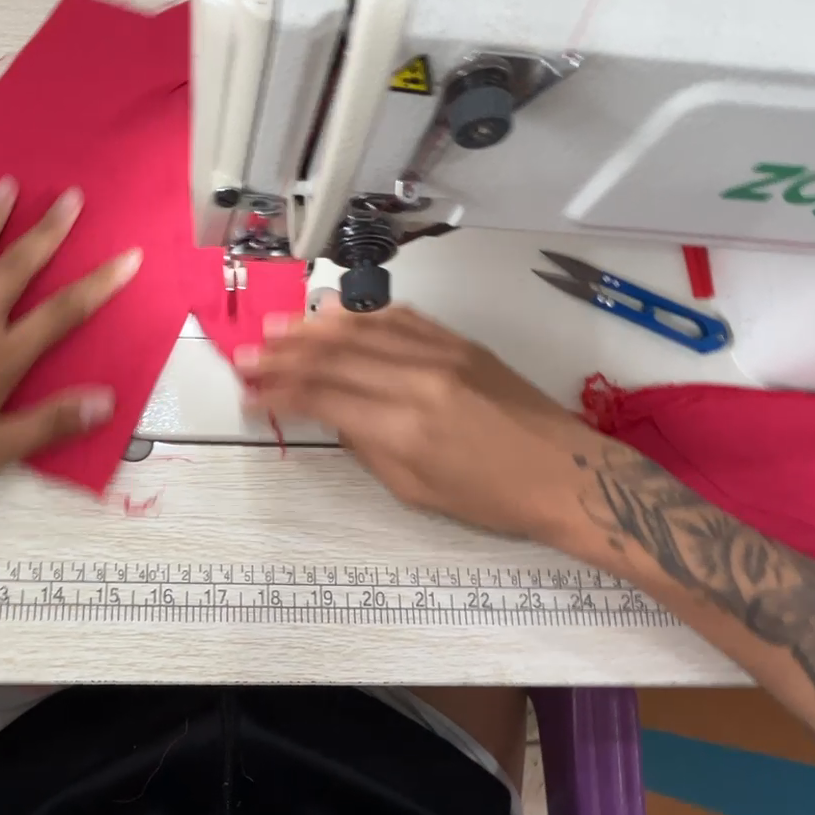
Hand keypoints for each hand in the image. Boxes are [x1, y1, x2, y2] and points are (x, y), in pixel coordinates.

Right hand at [239, 304, 601, 539]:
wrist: (567, 474)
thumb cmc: (491, 499)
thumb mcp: (415, 490)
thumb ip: (367, 448)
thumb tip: (334, 415)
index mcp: (402, 428)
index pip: (321, 398)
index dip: (277, 392)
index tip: (248, 390)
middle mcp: (416, 380)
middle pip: (333, 357)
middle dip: (282, 355)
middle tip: (247, 353)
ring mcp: (441, 354)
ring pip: (362, 329)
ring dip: (313, 328)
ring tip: (278, 326)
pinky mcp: (460, 343)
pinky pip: (402, 319)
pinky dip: (363, 316)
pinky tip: (337, 315)